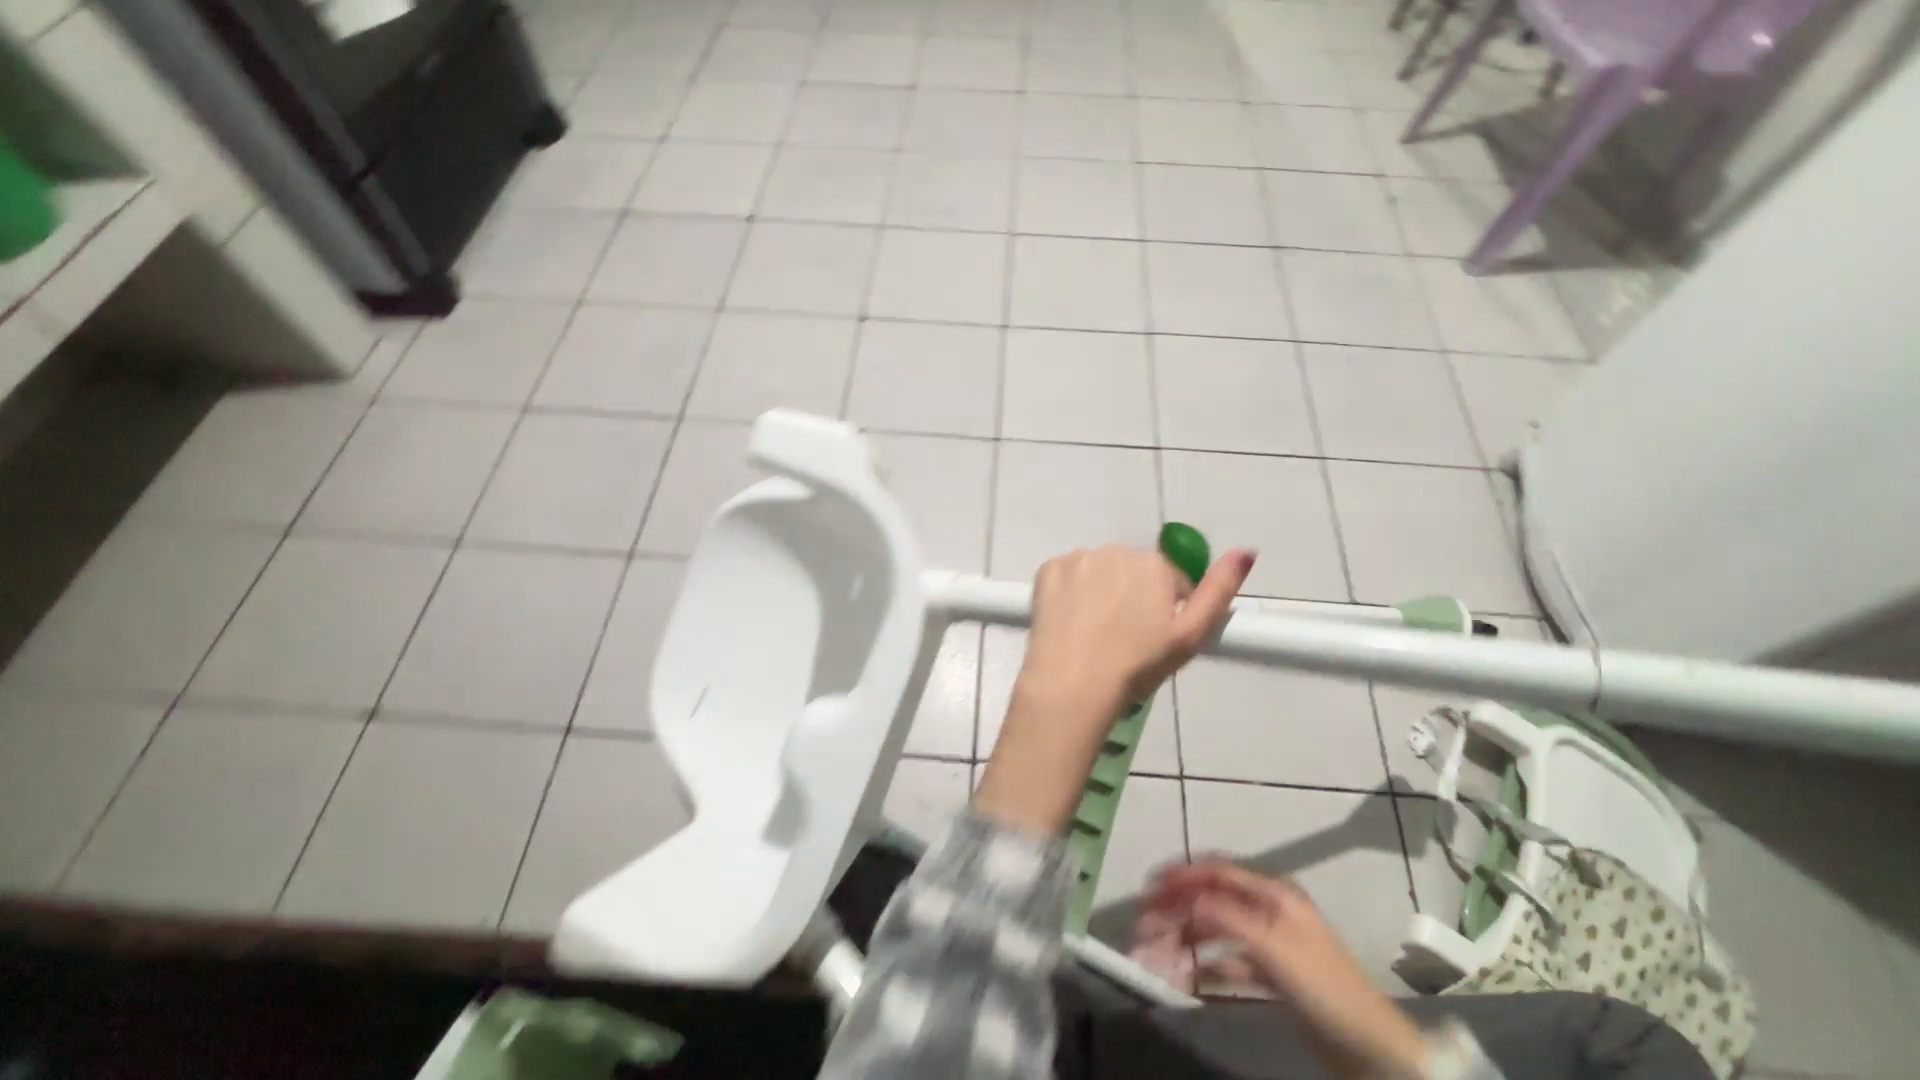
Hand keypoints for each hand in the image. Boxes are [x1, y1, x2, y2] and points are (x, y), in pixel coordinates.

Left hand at [973, 545, 1252, 836]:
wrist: (1073, 685)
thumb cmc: (1137, 667)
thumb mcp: (1190, 636)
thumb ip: (1219, 590)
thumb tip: (1246, 550)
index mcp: (1155, 564)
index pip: (1169, 582)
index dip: (1165, 612)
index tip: (1153, 641)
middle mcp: (1116, 550)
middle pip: (1131, 572)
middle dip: (1132, 597)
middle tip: (1123, 640)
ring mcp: (1078, 558)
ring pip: (1098, 572)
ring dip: (1100, 593)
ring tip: (1095, 634)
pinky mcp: (1047, 571)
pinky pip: (1066, 576)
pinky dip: (1069, 594)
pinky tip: (1070, 623)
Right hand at [1145, 859, 1428, 1079]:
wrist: (1370, 1045)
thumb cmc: (1323, 987)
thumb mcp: (1274, 948)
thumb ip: (1228, 917)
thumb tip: (1185, 895)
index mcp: (1274, 895)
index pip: (1218, 871)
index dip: (1181, 874)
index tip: (1147, 888)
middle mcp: (1269, 911)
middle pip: (1212, 899)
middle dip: (1176, 909)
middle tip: (1142, 926)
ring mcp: (1269, 942)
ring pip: (1215, 930)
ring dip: (1185, 938)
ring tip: (1156, 955)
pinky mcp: (1271, 973)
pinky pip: (1227, 961)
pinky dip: (1205, 966)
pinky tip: (1186, 978)